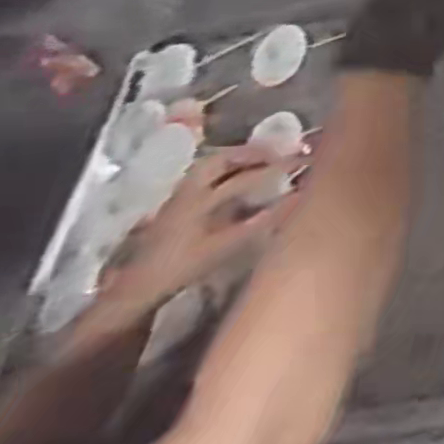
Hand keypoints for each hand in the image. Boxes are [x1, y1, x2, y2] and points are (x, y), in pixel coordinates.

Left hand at [100, 148, 301, 314]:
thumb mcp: (229, 245)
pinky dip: (225, 172)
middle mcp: (188, 193)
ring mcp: (178, 199)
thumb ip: (266, 219)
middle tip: (281, 153)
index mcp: (202, 200)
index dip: (281, 166)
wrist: (135, 291)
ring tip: (264, 161)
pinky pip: (204, 179)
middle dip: (252, 152)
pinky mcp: (175, 207)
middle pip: (219, 160)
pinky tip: (240, 181)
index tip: (308, 160)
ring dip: (237, 160)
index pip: (248, 176)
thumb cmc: (183, 267)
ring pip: (208, 167)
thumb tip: (303, 195)